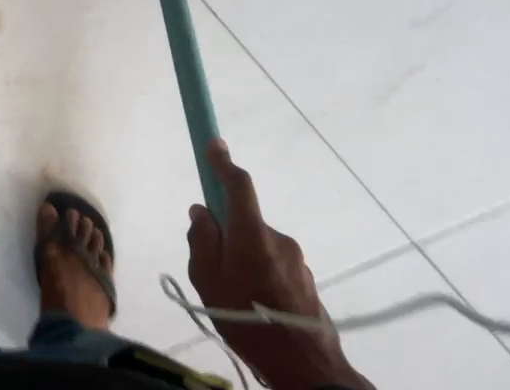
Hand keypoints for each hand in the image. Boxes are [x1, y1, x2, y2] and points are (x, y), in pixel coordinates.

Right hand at [186, 140, 373, 389]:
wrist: (307, 369)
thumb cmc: (246, 319)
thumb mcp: (206, 280)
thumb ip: (201, 240)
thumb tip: (203, 212)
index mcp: (251, 236)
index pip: (239, 186)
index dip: (224, 162)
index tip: (214, 142)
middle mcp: (278, 240)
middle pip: (243, 219)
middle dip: (225, 231)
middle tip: (210, 263)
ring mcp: (296, 261)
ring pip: (257, 243)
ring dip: (242, 255)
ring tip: (232, 293)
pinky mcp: (305, 279)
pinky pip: (272, 262)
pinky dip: (258, 271)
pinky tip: (252, 302)